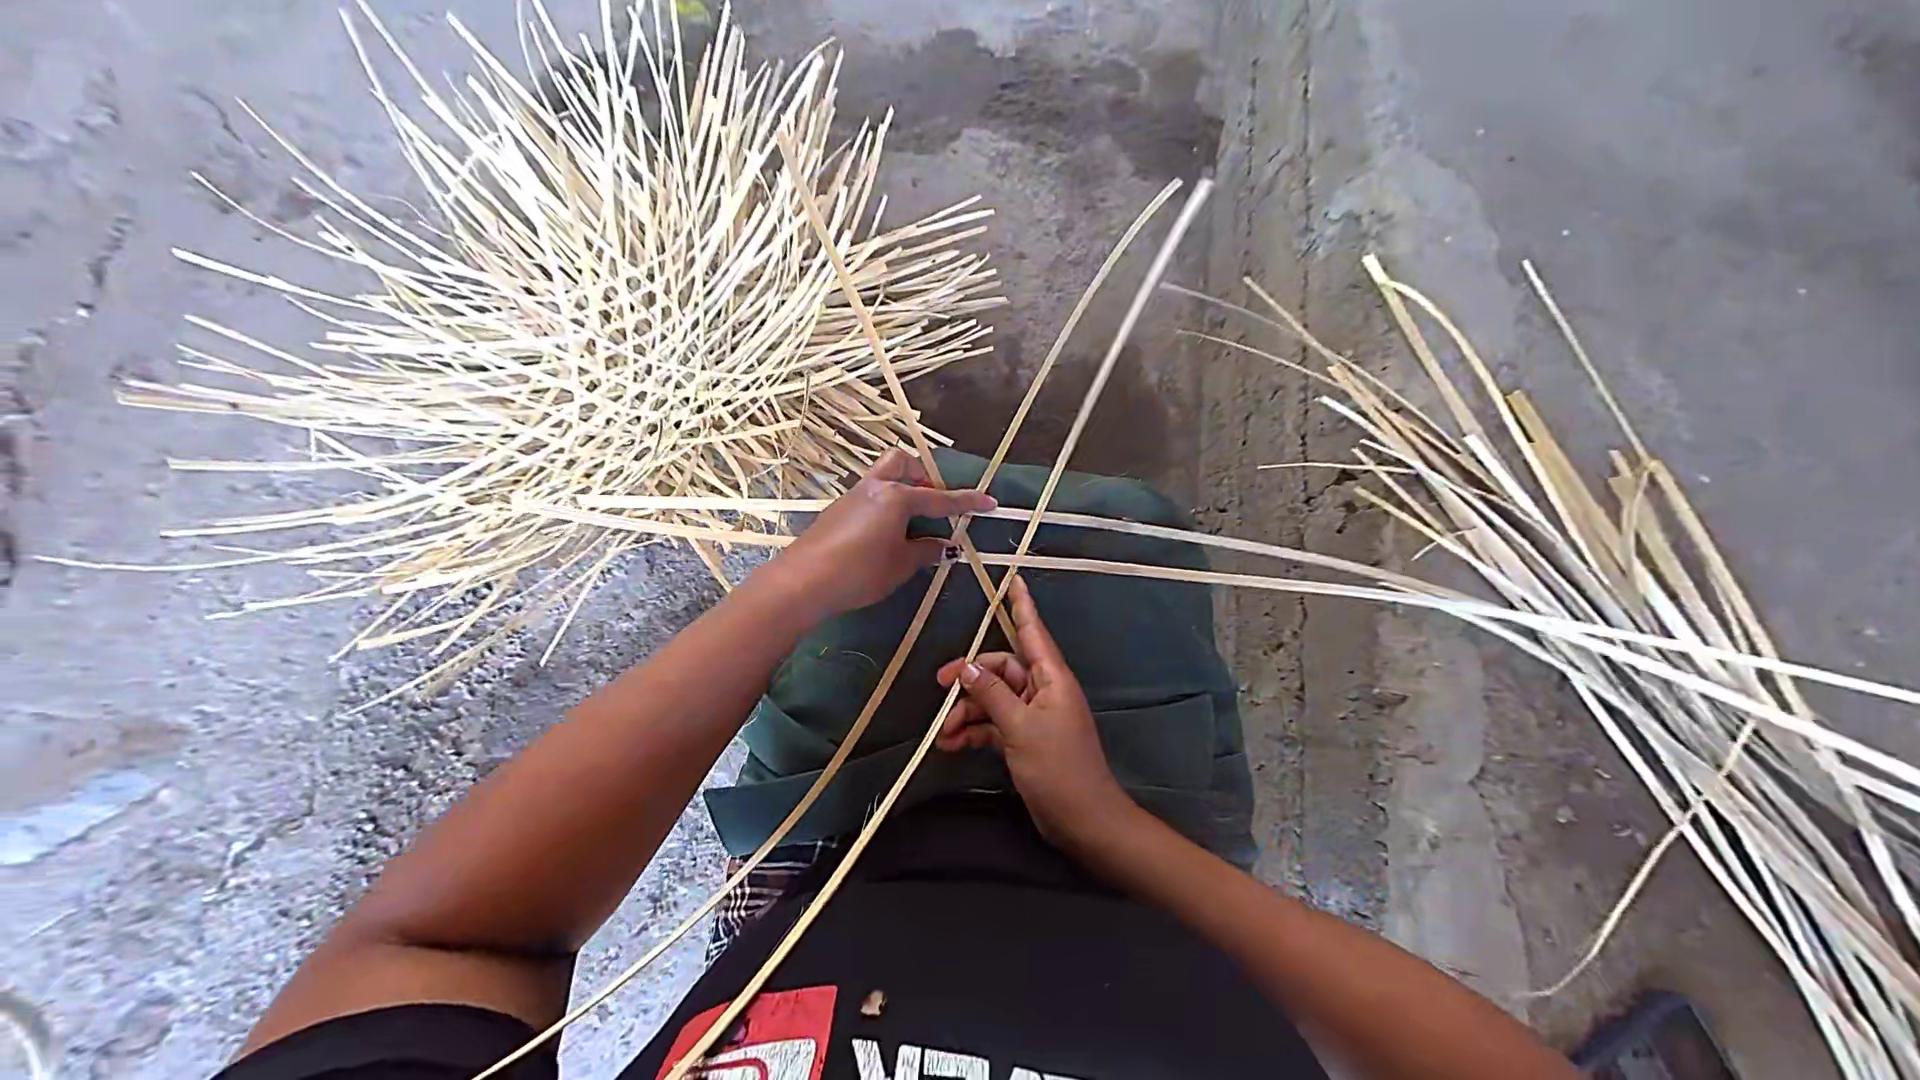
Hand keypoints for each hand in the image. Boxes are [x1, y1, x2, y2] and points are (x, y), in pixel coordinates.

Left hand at [759, 449, 995, 622]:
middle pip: (902, 463)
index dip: (968, 502)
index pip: (941, 499)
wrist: (803, 581)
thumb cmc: (860, 571)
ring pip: (883, 478)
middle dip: (922, 476)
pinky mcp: (838, 511)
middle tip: (933, 505)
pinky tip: (886, 534)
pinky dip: (886, 506)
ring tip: (911, 524)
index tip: (990, 501)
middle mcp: (875, 488)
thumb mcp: (901, 565)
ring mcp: (853, 497)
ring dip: (902, 491)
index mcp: (897, 497)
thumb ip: (926, 550)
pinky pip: (870, 497)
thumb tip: (943, 544)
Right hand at [935, 575, 1135, 850]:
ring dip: (967, 712)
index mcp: (1051, 678)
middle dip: (971, 678)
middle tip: (941, 688)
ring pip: (992, 698)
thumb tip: (967, 666)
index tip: (1012, 580)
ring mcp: (1032, 716)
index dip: (1022, 605)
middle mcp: (1042, 691)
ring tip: (943, 734)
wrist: (1082, 821)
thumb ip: (991, 694)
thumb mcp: (1020, 727)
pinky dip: (973, 731)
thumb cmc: (1058, 768)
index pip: (1032, 632)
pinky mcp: (1023, 739)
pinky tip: (952, 744)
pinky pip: (993, 724)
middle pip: (1001, 669)